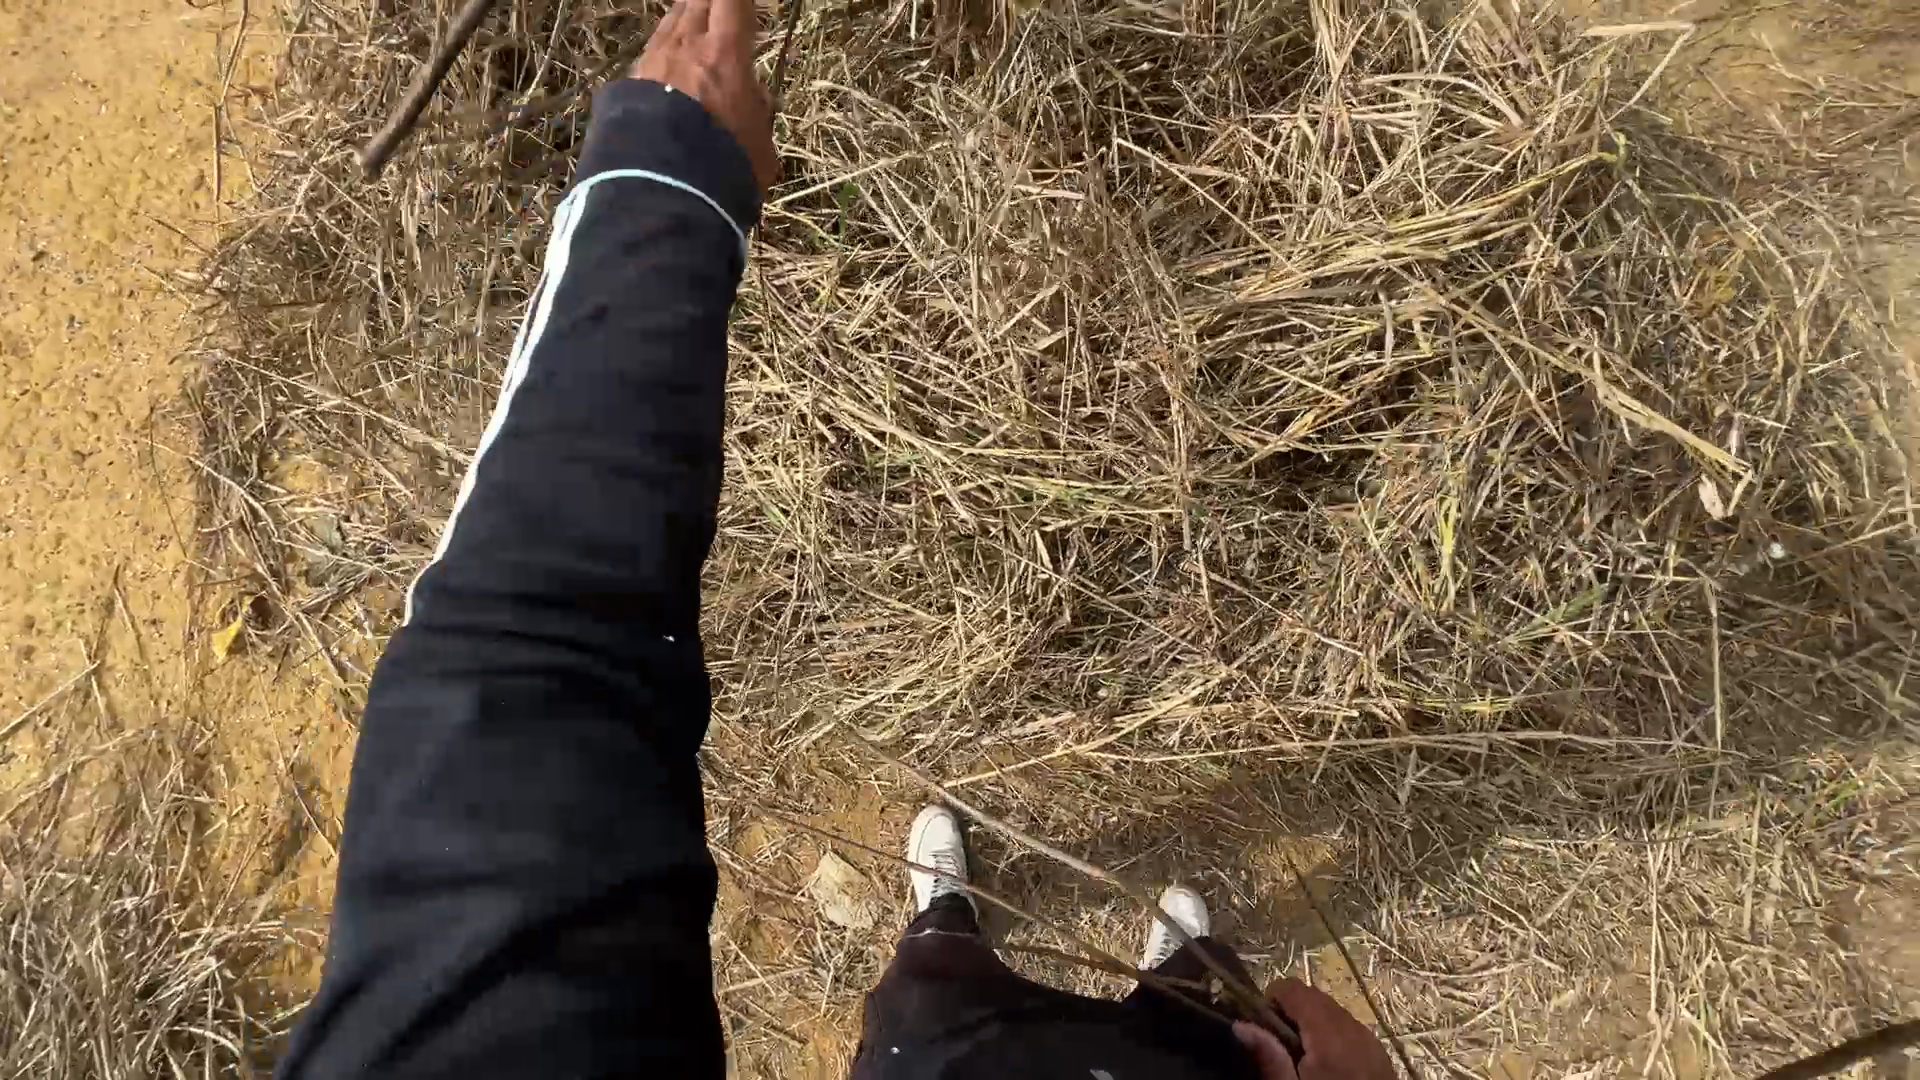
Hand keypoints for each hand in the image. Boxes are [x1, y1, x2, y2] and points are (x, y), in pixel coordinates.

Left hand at [631, 0, 777, 193]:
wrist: (668, 186)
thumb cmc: (726, 168)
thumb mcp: (760, 149)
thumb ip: (758, 115)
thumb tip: (755, 98)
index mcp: (726, 57)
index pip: (733, 3)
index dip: (740, 1)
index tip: (746, 4)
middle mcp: (689, 46)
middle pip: (698, 2)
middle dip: (711, 0)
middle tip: (719, 4)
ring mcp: (656, 60)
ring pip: (672, 21)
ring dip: (686, 17)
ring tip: (693, 18)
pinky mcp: (633, 80)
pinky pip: (653, 49)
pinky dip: (666, 47)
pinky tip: (668, 55)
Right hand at [1233, 979, 1396, 1079]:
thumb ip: (1269, 1058)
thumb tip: (1240, 1026)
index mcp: (1329, 1035)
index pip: (1293, 988)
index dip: (1273, 999)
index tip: (1265, 1027)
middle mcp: (1352, 1028)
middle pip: (1312, 996)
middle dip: (1291, 1010)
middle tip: (1281, 1045)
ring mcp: (1370, 1040)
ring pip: (1331, 1010)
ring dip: (1312, 1021)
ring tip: (1305, 1057)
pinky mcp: (1381, 1055)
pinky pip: (1349, 1027)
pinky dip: (1333, 1033)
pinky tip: (1329, 1066)